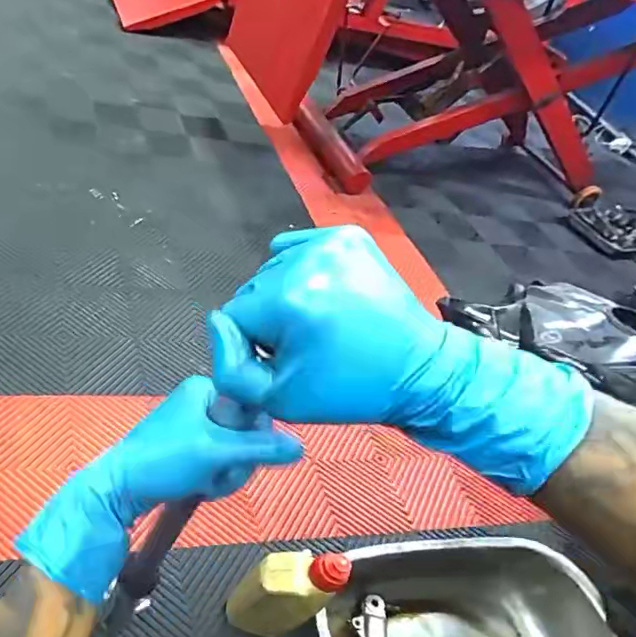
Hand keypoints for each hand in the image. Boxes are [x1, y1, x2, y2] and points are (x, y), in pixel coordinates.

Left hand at [16, 377, 302, 600]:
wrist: (118, 491)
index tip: (241, 454)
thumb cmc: (163, 460)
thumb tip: (301, 447)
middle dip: (238, 462)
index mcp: (205, 390)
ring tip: (205, 483)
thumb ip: (260, 449)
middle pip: (248, 434)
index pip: (254, 408)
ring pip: (236, 453)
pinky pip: (221, 464)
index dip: (255, 436)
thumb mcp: (215, 452)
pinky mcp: (192, 452)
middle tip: (218, 473)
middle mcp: (203, 405)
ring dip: (226, 475)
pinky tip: (200, 488)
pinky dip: (215, 480)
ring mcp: (197, 430)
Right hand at [207, 226, 593, 493]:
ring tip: (320, 323)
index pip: (233, 316)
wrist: (418, 370)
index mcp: (287, 299)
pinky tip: (321, 296)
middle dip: (269, 320)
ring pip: (275, 270)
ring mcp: (331, 241)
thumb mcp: (278, 400)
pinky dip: (301, 271)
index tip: (285, 363)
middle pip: (254, 290)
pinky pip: (300, 249)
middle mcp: (305, 259)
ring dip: (285, 296)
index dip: (252, 347)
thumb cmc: (350, 390)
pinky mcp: (350, 236)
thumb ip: (230, 369)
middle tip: (306, 346)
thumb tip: (217, 324)